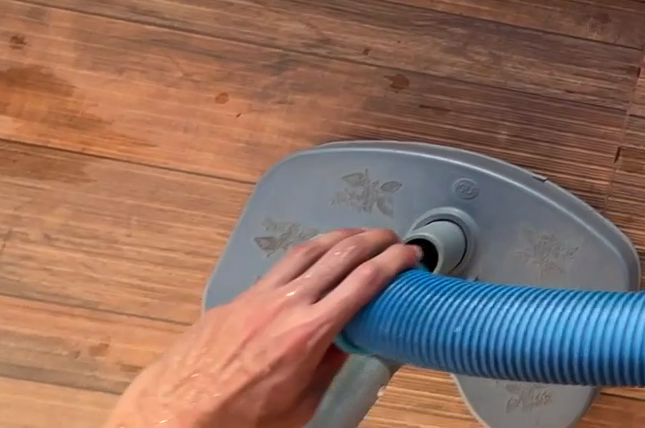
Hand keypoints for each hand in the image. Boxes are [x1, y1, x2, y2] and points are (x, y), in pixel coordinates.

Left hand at [106, 228, 420, 427]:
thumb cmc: (232, 427)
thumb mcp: (299, 407)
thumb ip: (331, 365)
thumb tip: (353, 340)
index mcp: (308, 334)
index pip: (367, 278)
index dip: (397, 259)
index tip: (412, 255)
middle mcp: (286, 306)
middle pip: (344, 250)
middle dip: (377, 238)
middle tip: (393, 240)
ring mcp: (257, 298)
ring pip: (311, 247)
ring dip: (344, 236)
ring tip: (360, 236)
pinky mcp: (233, 301)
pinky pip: (280, 267)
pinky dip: (307, 257)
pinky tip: (313, 266)